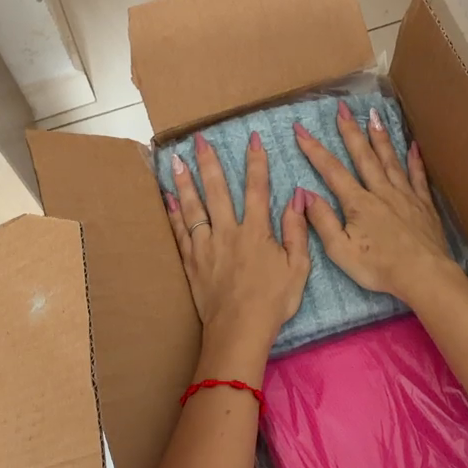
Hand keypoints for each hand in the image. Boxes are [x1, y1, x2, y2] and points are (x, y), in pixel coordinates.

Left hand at [165, 133, 311, 356]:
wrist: (239, 330)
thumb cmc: (273, 301)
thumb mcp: (298, 267)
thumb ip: (297, 231)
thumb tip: (298, 198)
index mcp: (257, 232)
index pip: (257, 189)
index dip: (256, 162)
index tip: (252, 138)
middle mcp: (228, 232)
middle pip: (217, 190)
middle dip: (209, 162)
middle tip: (199, 139)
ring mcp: (206, 247)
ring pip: (193, 207)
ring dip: (185, 182)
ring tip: (176, 160)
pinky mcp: (192, 263)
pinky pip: (180, 233)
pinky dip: (174, 214)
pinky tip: (169, 198)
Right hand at [294, 101, 458, 301]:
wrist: (423, 274)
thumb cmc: (379, 267)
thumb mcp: (341, 251)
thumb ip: (323, 221)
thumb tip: (305, 194)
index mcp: (358, 203)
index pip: (332, 171)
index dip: (314, 150)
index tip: (301, 129)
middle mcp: (381, 192)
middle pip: (363, 156)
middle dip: (350, 131)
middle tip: (342, 108)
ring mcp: (405, 196)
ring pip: (390, 160)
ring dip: (380, 137)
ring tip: (373, 116)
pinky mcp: (423, 205)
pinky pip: (418, 176)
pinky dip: (414, 160)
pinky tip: (413, 146)